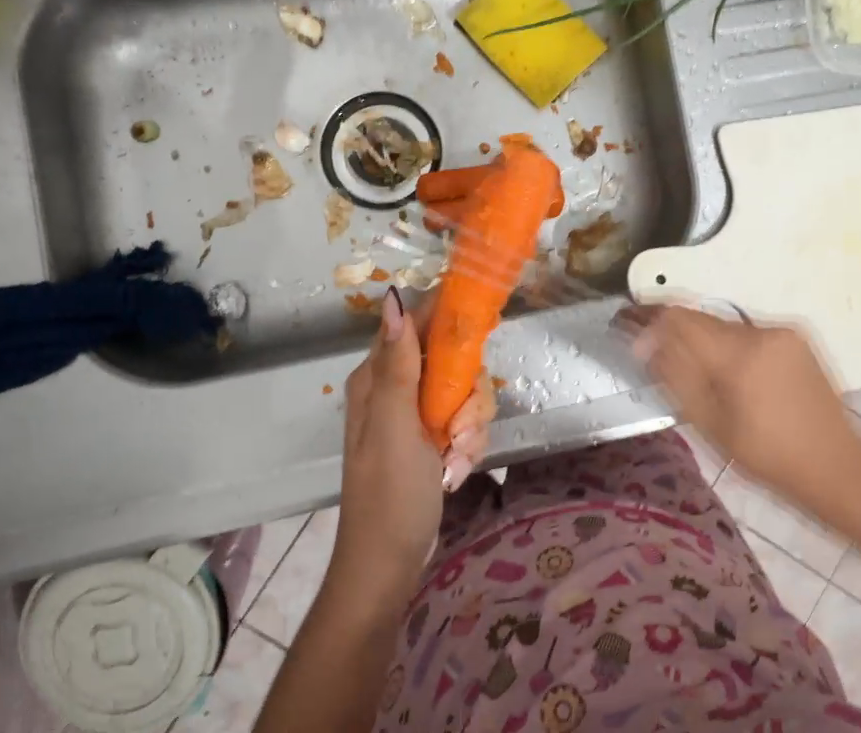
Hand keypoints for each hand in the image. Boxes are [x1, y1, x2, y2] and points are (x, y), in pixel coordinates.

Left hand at [330, 288, 494, 600]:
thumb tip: (394, 298)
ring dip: (471, 425)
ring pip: (465, 392)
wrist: (388, 563)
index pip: (416, 323)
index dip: (449, 320)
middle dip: (468, 392)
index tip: (483, 330)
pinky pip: (465, 423)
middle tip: (460, 426)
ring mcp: (415, 415)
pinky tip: (456, 471)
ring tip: (456, 458)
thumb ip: (399, 364)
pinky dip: (468, 445)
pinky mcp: (432, 439)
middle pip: (452, 358)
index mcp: (377, 377)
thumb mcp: (395, 426)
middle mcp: (396, 388)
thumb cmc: (389, 495)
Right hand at [614, 304, 860, 501]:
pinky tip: (727, 371)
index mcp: (738, 354)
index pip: (679, 317)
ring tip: (689, 364)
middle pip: (701, 317)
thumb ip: (675, 376)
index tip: (623, 320)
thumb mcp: (710, 423)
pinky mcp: (797, 337)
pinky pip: (748, 332)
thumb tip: (645, 342)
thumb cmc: (767, 455)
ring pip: (724, 325)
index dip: (646, 316)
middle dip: (671, 327)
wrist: (834, 464)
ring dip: (701, 336)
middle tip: (648, 345)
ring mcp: (783, 331)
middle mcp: (761, 331)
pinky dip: (729, 344)